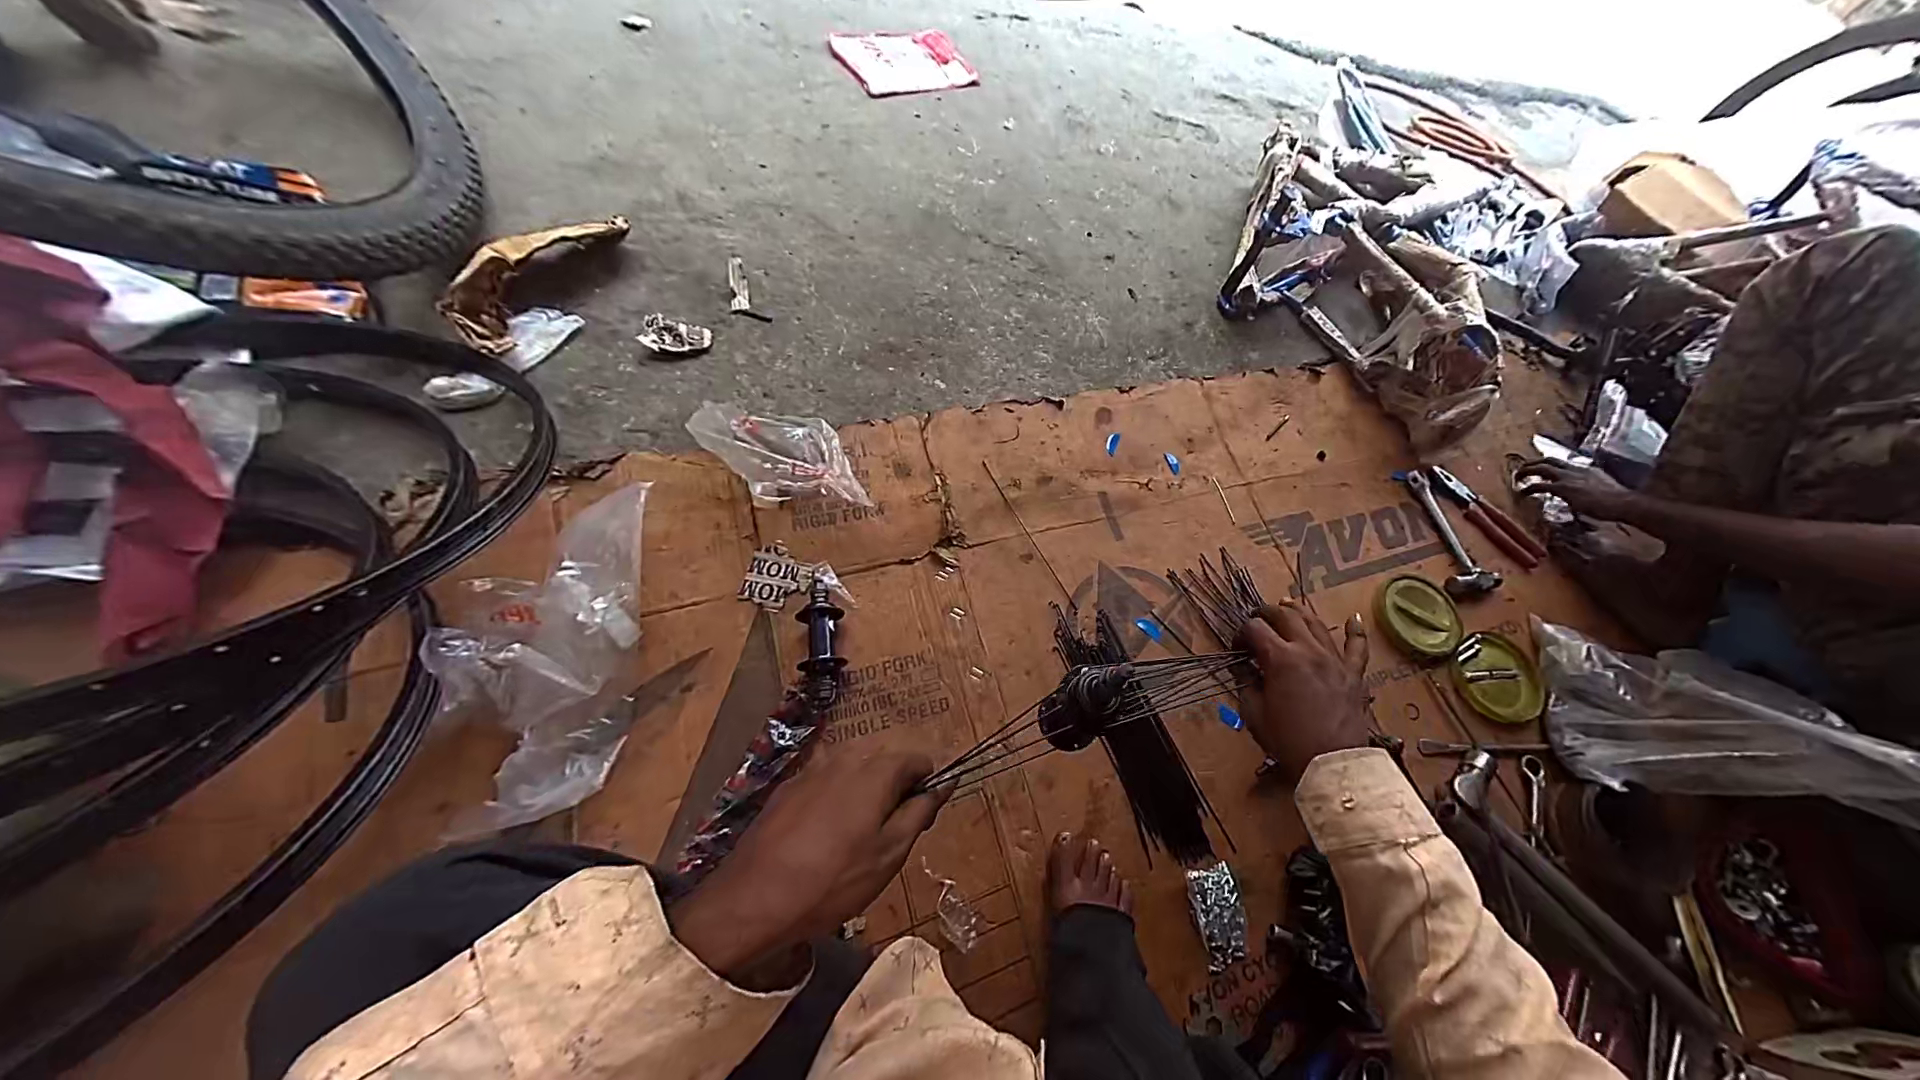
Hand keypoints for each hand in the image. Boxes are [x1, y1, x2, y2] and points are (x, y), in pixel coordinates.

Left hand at [669, 745, 947, 982]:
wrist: (753, 899)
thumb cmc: (833, 880)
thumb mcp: (890, 853)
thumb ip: (921, 811)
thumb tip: (943, 783)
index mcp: (876, 769)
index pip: (917, 760)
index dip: (926, 788)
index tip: (918, 822)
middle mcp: (845, 756)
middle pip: (885, 760)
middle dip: (895, 788)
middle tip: (888, 835)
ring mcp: (812, 768)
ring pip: (854, 770)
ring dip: (865, 792)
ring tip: (855, 838)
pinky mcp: (788, 786)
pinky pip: (826, 781)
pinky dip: (835, 799)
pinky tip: (822, 838)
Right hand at [1235, 603, 1371, 779]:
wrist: (1332, 763)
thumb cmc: (1288, 740)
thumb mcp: (1253, 712)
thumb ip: (1246, 683)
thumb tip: (1245, 667)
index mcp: (1281, 659)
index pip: (1254, 629)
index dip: (1240, 634)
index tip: (1237, 649)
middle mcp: (1308, 651)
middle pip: (1285, 616)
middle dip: (1265, 614)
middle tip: (1256, 621)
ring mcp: (1335, 660)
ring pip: (1316, 623)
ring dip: (1298, 612)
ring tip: (1286, 606)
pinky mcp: (1353, 674)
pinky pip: (1357, 647)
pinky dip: (1354, 631)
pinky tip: (1351, 619)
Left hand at [1514, 459, 1642, 522]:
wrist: (1625, 504)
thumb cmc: (1618, 501)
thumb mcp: (1603, 487)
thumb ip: (1590, 487)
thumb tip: (1584, 494)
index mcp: (1587, 469)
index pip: (1563, 462)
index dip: (1548, 464)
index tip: (1538, 467)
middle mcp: (1576, 470)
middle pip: (1548, 460)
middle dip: (1532, 463)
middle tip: (1522, 470)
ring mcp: (1569, 478)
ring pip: (1540, 468)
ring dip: (1525, 472)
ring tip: (1517, 478)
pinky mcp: (1563, 488)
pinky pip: (1539, 485)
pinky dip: (1528, 488)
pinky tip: (1522, 493)